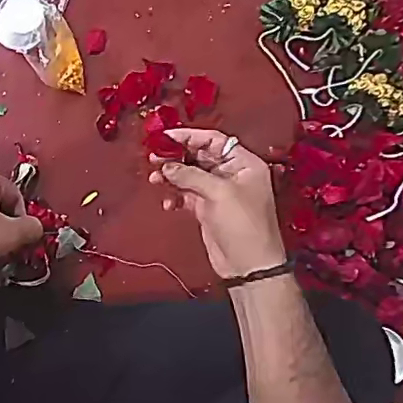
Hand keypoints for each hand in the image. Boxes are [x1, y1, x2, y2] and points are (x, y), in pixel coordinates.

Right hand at [150, 128, 284, 278]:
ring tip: (154, 177)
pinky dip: (175, 196)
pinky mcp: (207, 208)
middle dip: (176, 156)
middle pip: (200, 156)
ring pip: (190, 175)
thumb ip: (190, 176)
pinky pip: (187, 195)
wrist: (249, 266)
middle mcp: (232, 174)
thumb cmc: (244, 225)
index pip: (214, 140)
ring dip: (171, 175)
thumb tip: (166, 165)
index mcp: (244, 163)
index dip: (189, 136)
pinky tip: (167, 202)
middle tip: (153, 156)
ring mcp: (219, 192)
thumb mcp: (219, 193)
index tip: (165, 137)